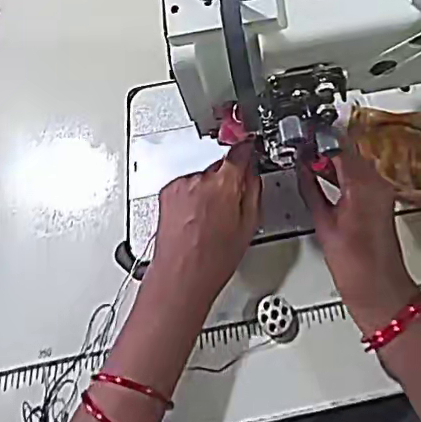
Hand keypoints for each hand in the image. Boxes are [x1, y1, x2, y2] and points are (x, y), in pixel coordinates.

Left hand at [145, 142, 261, 314]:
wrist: (180, 275)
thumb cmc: (212, 260)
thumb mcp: (248, 226)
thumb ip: (253, 191)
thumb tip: (253, 175)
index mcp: (223, 185)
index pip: (239, 152)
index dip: (247, 149)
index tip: (249, 146)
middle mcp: (199, 180)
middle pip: (219, 165)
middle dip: (226, 179)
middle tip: (230, 203)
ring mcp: (181, 185)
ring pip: (201, 176)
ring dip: (207, 188)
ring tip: (209, 217)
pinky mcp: (167, 191)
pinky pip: (186, 185)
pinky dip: (191, 195)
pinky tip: (195, 218)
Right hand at [297, 136, 419, 332]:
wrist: (379, 290)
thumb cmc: (357, 267)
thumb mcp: (323, 223)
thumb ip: (310, 189)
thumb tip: (302, 170)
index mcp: (363, 185)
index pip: (339, 147)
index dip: (318, 139)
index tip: (304, 136)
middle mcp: (377, 184)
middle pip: (348, 151)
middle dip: (325, 146)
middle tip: (303, 145)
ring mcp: (381, 192)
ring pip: (354, 162)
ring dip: (333, 158)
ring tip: (310, 159)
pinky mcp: (380, 201)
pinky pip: (360, 176)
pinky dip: (342, 172)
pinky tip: (325, 176)